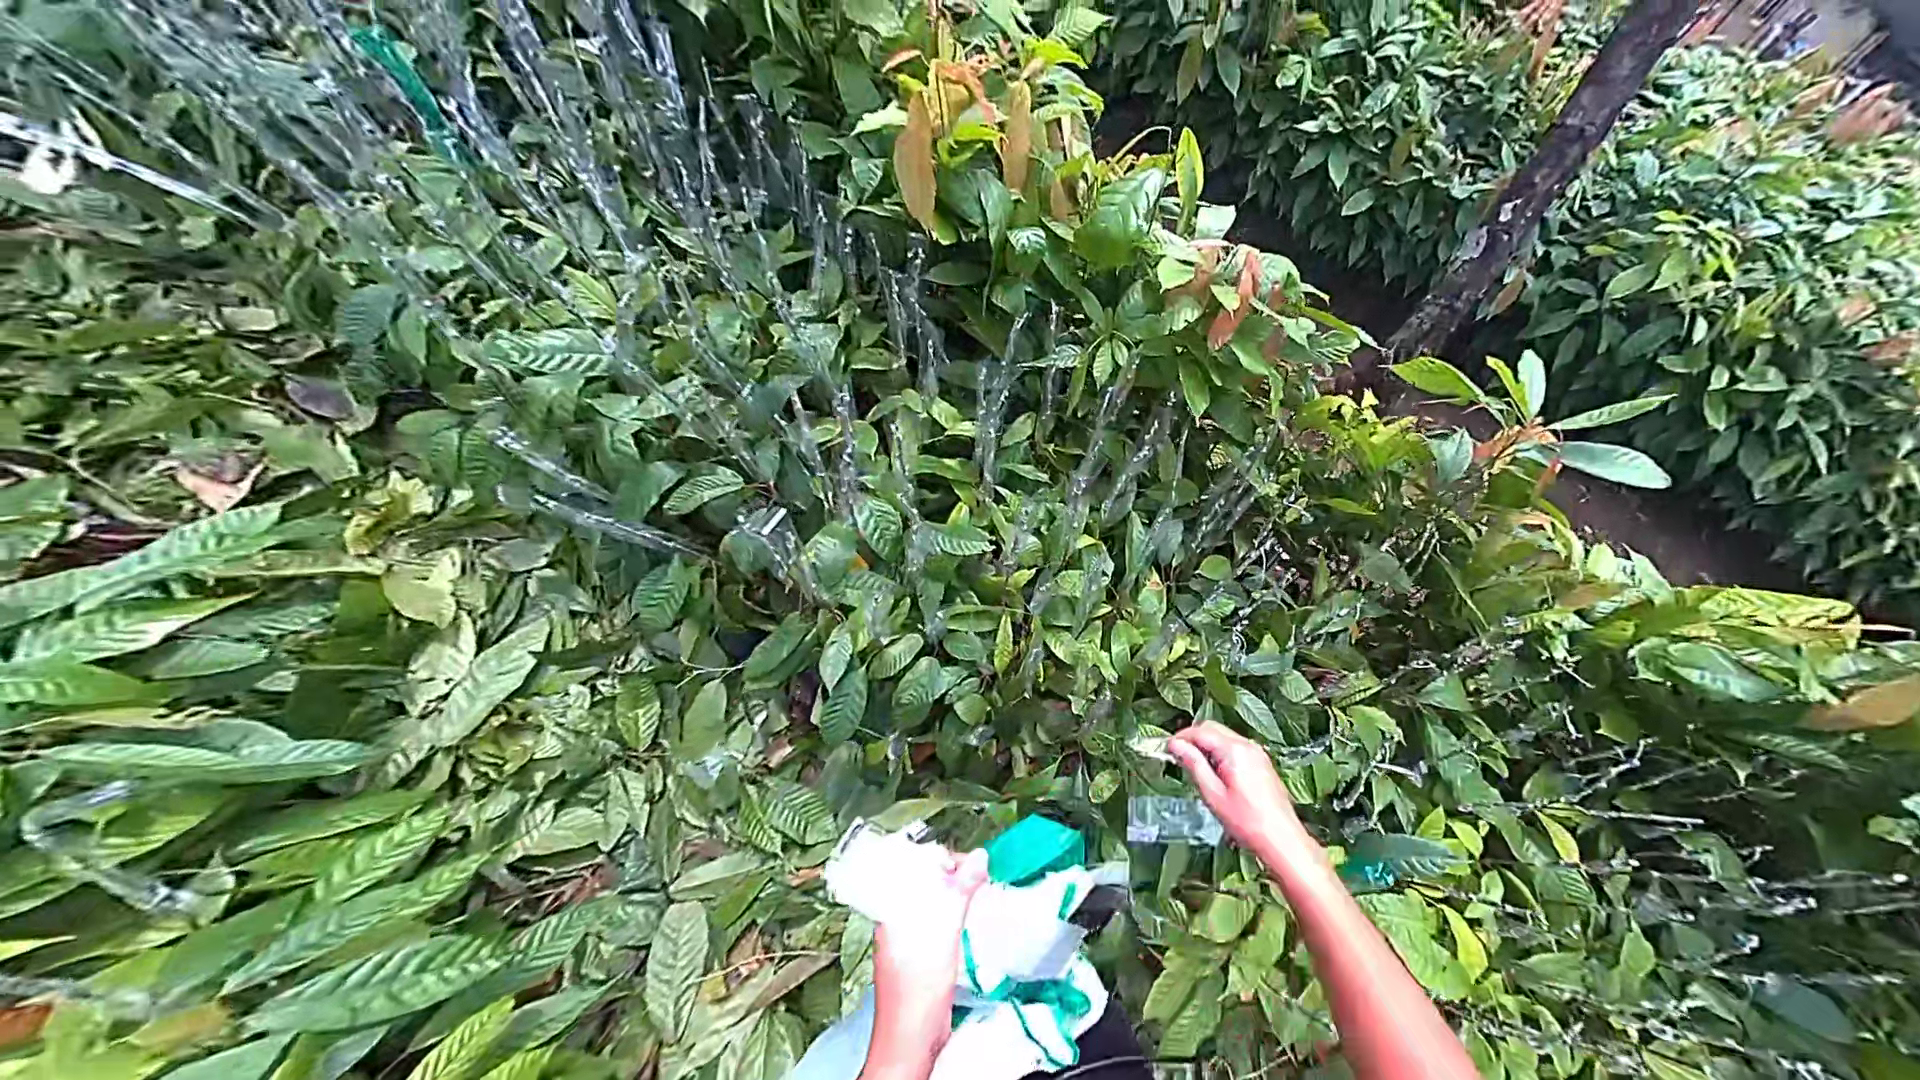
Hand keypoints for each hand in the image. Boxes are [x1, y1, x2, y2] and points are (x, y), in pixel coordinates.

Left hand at [860, 848, 988, 1079]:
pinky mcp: (918, 955)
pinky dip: (951, 915)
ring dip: (953, 895)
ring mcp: (906, 937)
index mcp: (891, 906)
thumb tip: (979, 857)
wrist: (912, 1039)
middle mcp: (894, 918)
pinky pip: (935, 923)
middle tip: (977, 877)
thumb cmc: (920, 984)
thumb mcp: (945, 928)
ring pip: (930, 903)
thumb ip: (961, 890)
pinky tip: (967, 918)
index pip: (913, 865)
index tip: (970, 864)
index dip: (941, 859)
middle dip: (950, 876)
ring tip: (976, 891)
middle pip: (922, 883)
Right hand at [1168, 720, 1312, 865]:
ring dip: (1206, 744)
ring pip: (1224, 736)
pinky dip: (1220, 751)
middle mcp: (1248, 746)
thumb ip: (1194, 764)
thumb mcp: (1212, 794)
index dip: (1180, 737)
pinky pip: (1235, 746)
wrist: (1283, 841)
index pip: (1200, 731)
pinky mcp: (1262, 763)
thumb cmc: (1248, 822)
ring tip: (1194, 766)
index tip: (1167, 748)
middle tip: (1177, 755)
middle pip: (1212, 728)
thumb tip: (1176, 745)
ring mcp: (1257, 753)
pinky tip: (1214, 772)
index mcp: (1235, 751)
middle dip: (1192, 738)